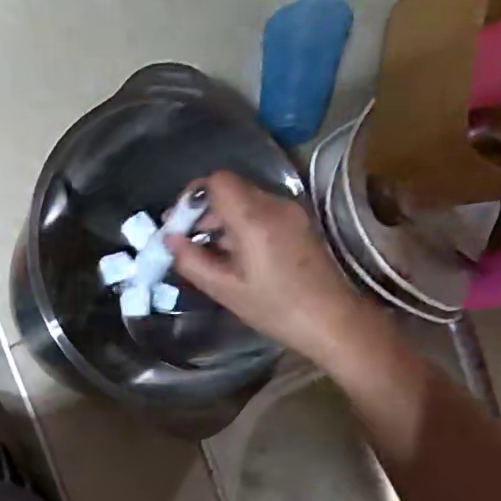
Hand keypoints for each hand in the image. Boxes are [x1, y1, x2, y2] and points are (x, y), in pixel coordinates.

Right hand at [165, 171, 388, 362]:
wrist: (330, 319)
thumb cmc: (273, 308)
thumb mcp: (222, 289)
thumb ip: (190, 260)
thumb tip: (170, 240)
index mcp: (255, 219)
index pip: (218, 181)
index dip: (192, 197)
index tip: (177, 224)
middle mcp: (275, 206)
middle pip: (229, 189)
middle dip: (201, 212)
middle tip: (183, 242)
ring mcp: (290, 212)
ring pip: (243, 200)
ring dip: (219, 220)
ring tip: (205, 253)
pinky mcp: (297, 222)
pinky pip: (258, 212)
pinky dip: (237, 226)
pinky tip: (230, 255)